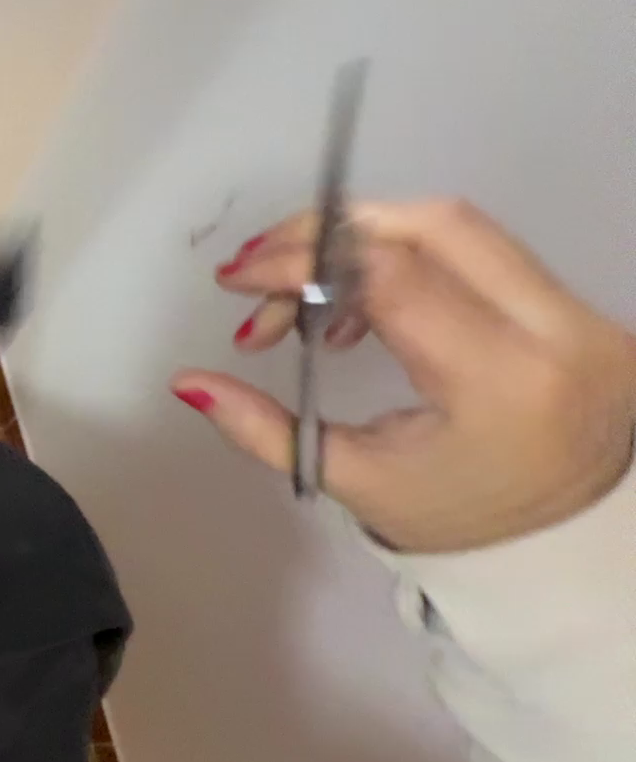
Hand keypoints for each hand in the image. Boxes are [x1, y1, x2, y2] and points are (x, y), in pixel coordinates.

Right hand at [172, 199, 635, 552]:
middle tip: (255, 268)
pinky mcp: (572, 304)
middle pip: (432, 225)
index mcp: (495, 379)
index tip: (236, 280)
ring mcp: (576, 308)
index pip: (392, 276)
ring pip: (453, 227)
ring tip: (294, 296)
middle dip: (325, 233)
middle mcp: (554, 326)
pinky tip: (349, 309)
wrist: (577, 536)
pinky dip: (391, 258)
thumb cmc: (453, 517)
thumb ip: (261, 428)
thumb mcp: (345, 477)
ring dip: (353, 242)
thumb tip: (186, 383)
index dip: (301, 262)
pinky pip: (471, 250)